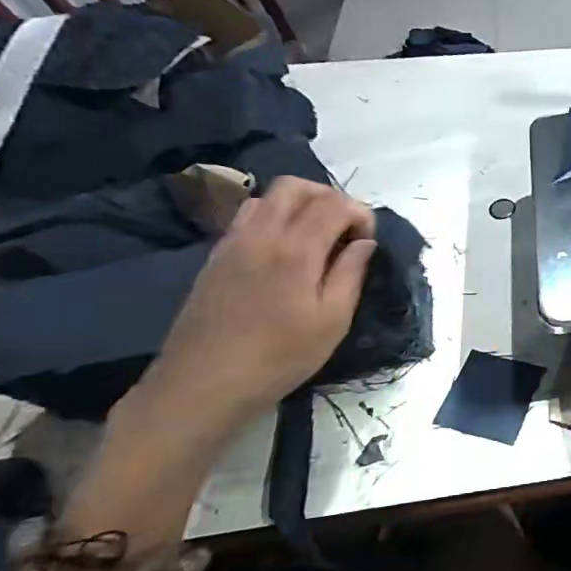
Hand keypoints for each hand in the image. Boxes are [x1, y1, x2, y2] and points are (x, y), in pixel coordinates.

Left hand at [138, 177, 376, 436]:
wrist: (202, 384)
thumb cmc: (278, 357)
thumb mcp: (332, 322)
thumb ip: (351, 274)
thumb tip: (364, 243)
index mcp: (296, 249)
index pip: (334, 203)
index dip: (360, 213)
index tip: (368, 241)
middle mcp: (261, 233)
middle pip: (296, 186)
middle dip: (328, 198)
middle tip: (344, 230)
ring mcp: (233, 242)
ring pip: (268, 197)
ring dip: (299, 204)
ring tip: (316, 238)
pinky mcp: (216, 257)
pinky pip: (247, 217)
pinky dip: (273, 218)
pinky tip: (283, 251)